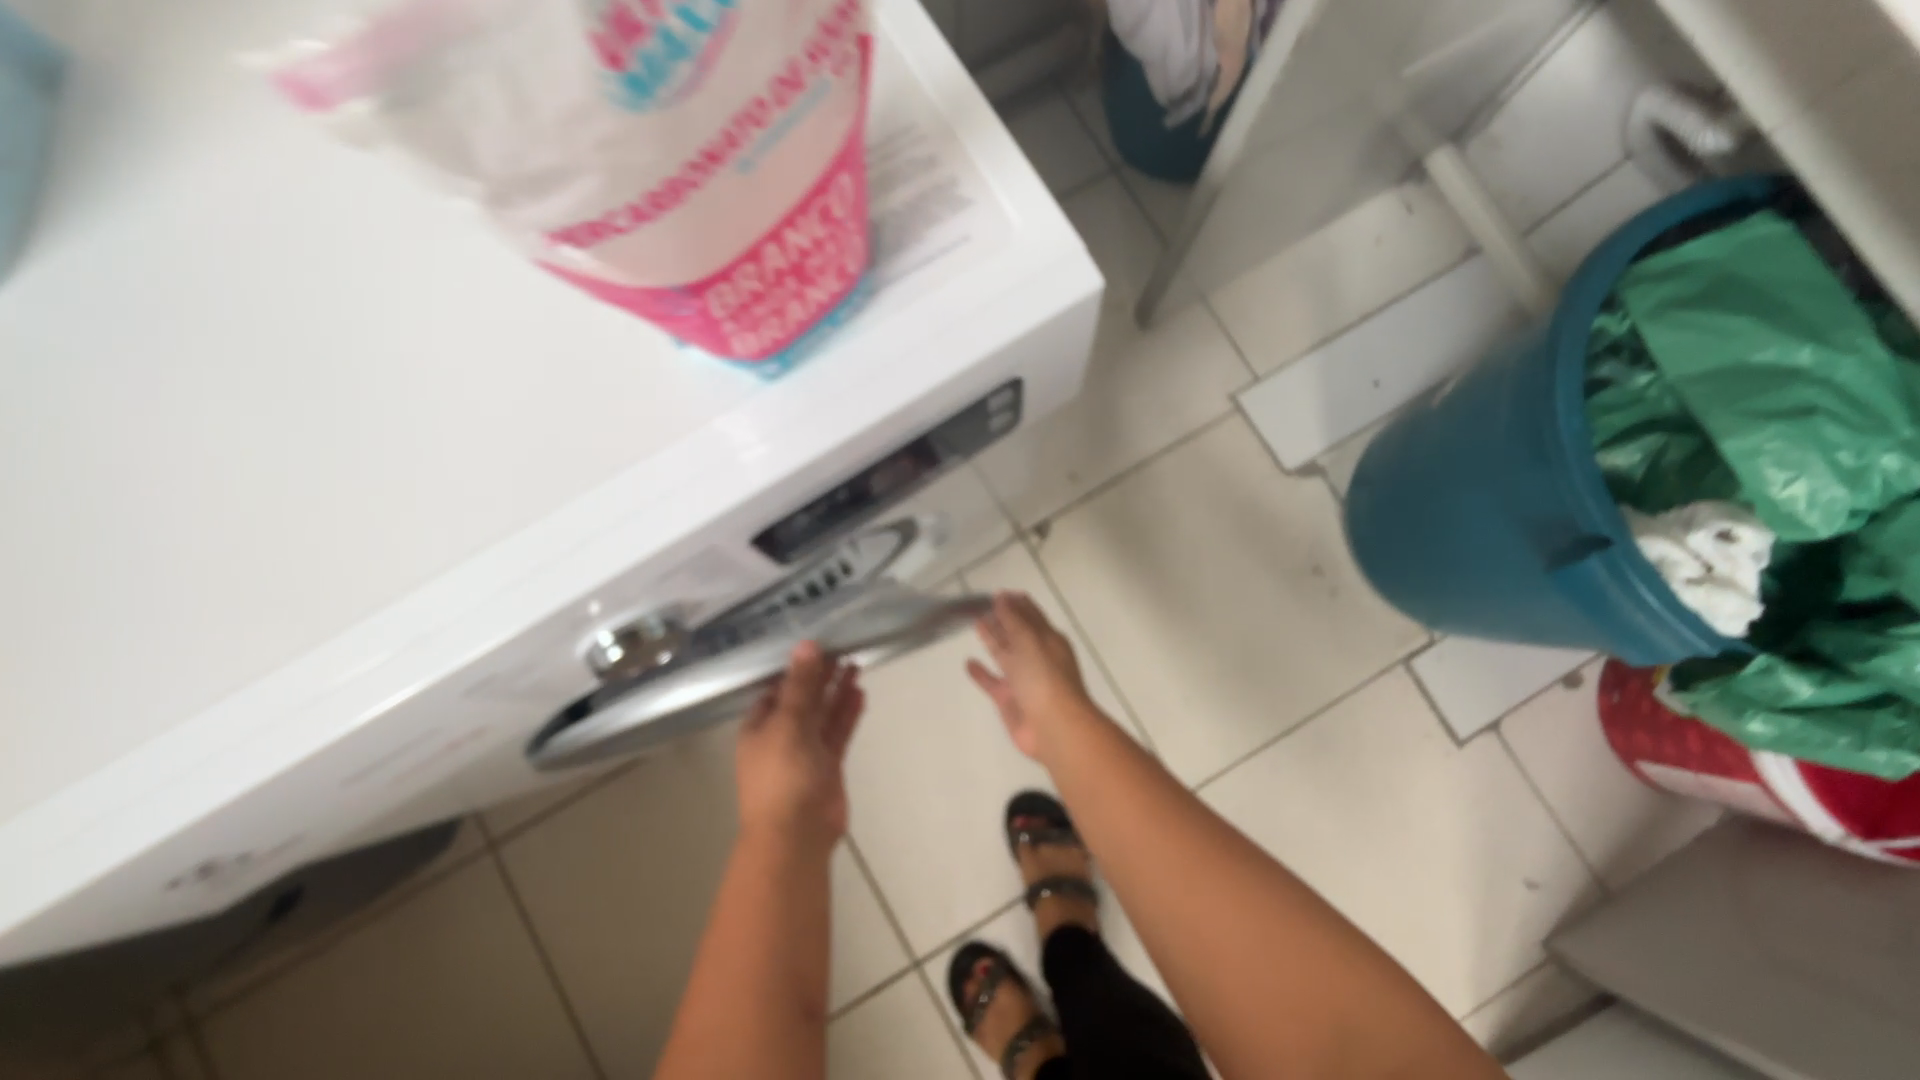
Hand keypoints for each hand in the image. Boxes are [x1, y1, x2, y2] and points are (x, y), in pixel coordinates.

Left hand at [736, 643, 864, 851]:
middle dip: (820, 676)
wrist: (795, 834)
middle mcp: (780, 735)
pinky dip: (847, 713)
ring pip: (823, 714)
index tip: (817, 644)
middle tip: (843, 647)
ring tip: (856, 663)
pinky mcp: (828, 765)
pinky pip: (838, 732)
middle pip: (802, 699)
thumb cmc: (781, 776)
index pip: (776, 689)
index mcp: (758, 726)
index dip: (795, 668)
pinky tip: (860, 693)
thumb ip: (800, 685)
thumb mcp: (787, 724)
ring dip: (837, 691)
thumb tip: (806, 644)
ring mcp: (805, 751)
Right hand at [967, 591, 1096, 760]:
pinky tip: (969, 662)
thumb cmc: (1045, 677)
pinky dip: (981, 673)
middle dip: (1003, 619)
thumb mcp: (1030, 641)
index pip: (1031, 616)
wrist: (1054, 727)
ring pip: (1004, 654)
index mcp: (1048, 640)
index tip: (1000, 592)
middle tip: (983, 604)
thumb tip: (1002, 597)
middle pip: (1017, 633)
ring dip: (992, 640)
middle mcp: (1036, 656)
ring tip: (976, 623)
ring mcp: (1022, 678)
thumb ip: (1013, 620)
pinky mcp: (1008, 699)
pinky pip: (992, 682)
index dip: (1017, 604)